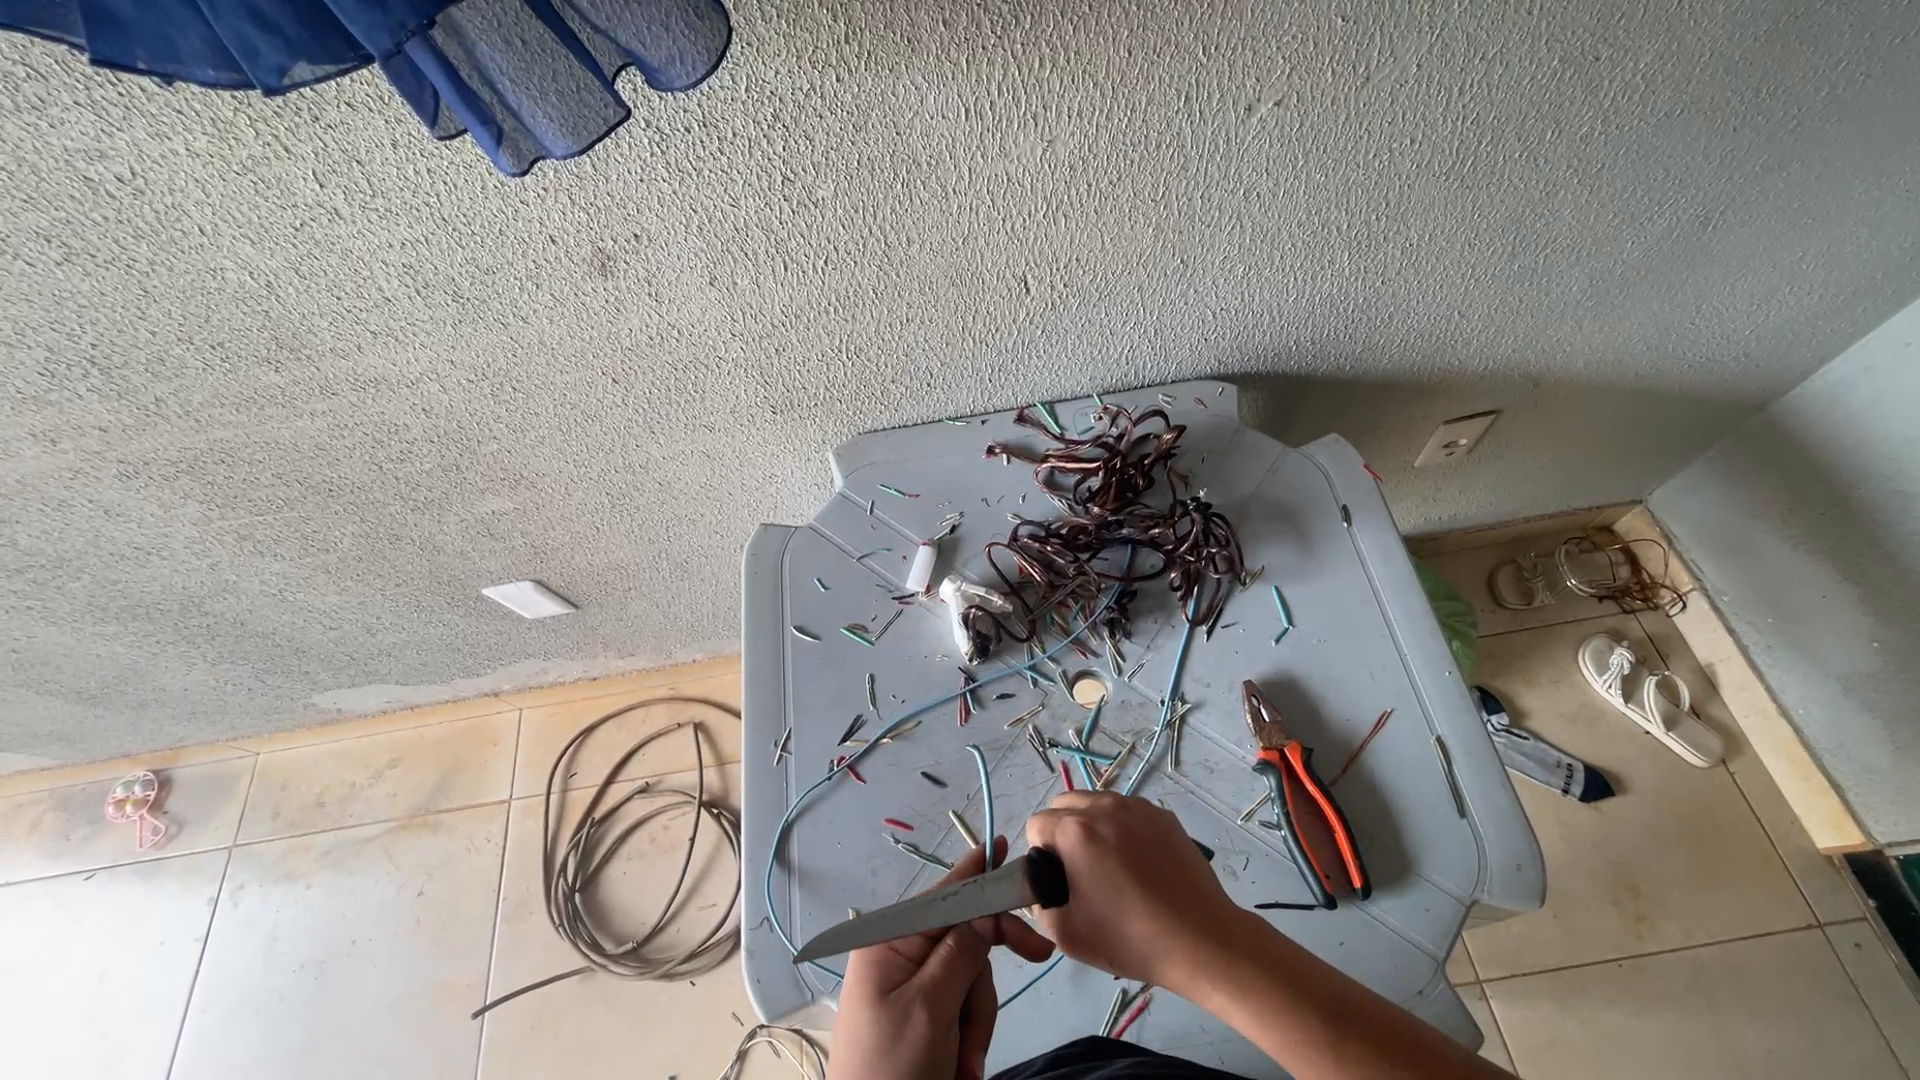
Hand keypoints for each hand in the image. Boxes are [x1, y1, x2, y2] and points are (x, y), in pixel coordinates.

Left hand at [828, 837, 1055, 1079]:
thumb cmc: (892, 1069)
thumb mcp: (929, 1010)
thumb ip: (961, 954)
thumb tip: (985, 910)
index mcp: (890, 943)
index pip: (943, 896)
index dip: (977, 871)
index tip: (1005, 845)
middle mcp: (901, 957)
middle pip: (966, 938)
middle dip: (986, 976)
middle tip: (1042, 957)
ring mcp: (914, 989)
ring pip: (972, 978)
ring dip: (977, 1021)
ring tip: (962, 1064)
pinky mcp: (926, 1018)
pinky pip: (964, 1008)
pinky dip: (970, 1037)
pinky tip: (960, 1068)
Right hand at [1025, 791, 1242, 991]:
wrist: (1201, 940)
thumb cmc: (1130, 939)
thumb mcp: (1066, 934)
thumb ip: (1038, 903)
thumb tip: (1041, 884)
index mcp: (1075, 831)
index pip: (1036, 824)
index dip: (1040, 854)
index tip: (1058, 881)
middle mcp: (1104, 807)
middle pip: (1063, 804)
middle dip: (1061, 832)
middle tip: (1079, 872)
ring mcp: (1137, 807)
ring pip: (1096, 803)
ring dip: (1091, 826)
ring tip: (1111, 866)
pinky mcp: (1163, 815)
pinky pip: (1127, 811)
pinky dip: (1122, 828)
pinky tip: (1139, 864)